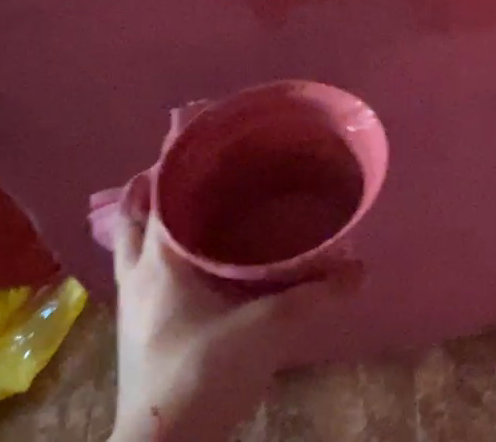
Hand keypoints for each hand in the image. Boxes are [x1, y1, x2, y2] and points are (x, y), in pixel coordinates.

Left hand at [108, 179, 360, 441]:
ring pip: (134, 244)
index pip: (159, 191)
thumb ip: (316, 295)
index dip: (173, 155)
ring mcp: (135, 304)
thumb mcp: (268, 327)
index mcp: (160, 259)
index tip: (196, 124)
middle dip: (156, 183)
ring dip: (154, 217)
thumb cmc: (202, 370)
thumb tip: (361, 268)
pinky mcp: (142, 330)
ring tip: (188, 199)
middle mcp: (139, 274)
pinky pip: (146, 271)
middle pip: (136, 214)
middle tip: (191, 160)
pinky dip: (162, 251)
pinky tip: (193, 258)